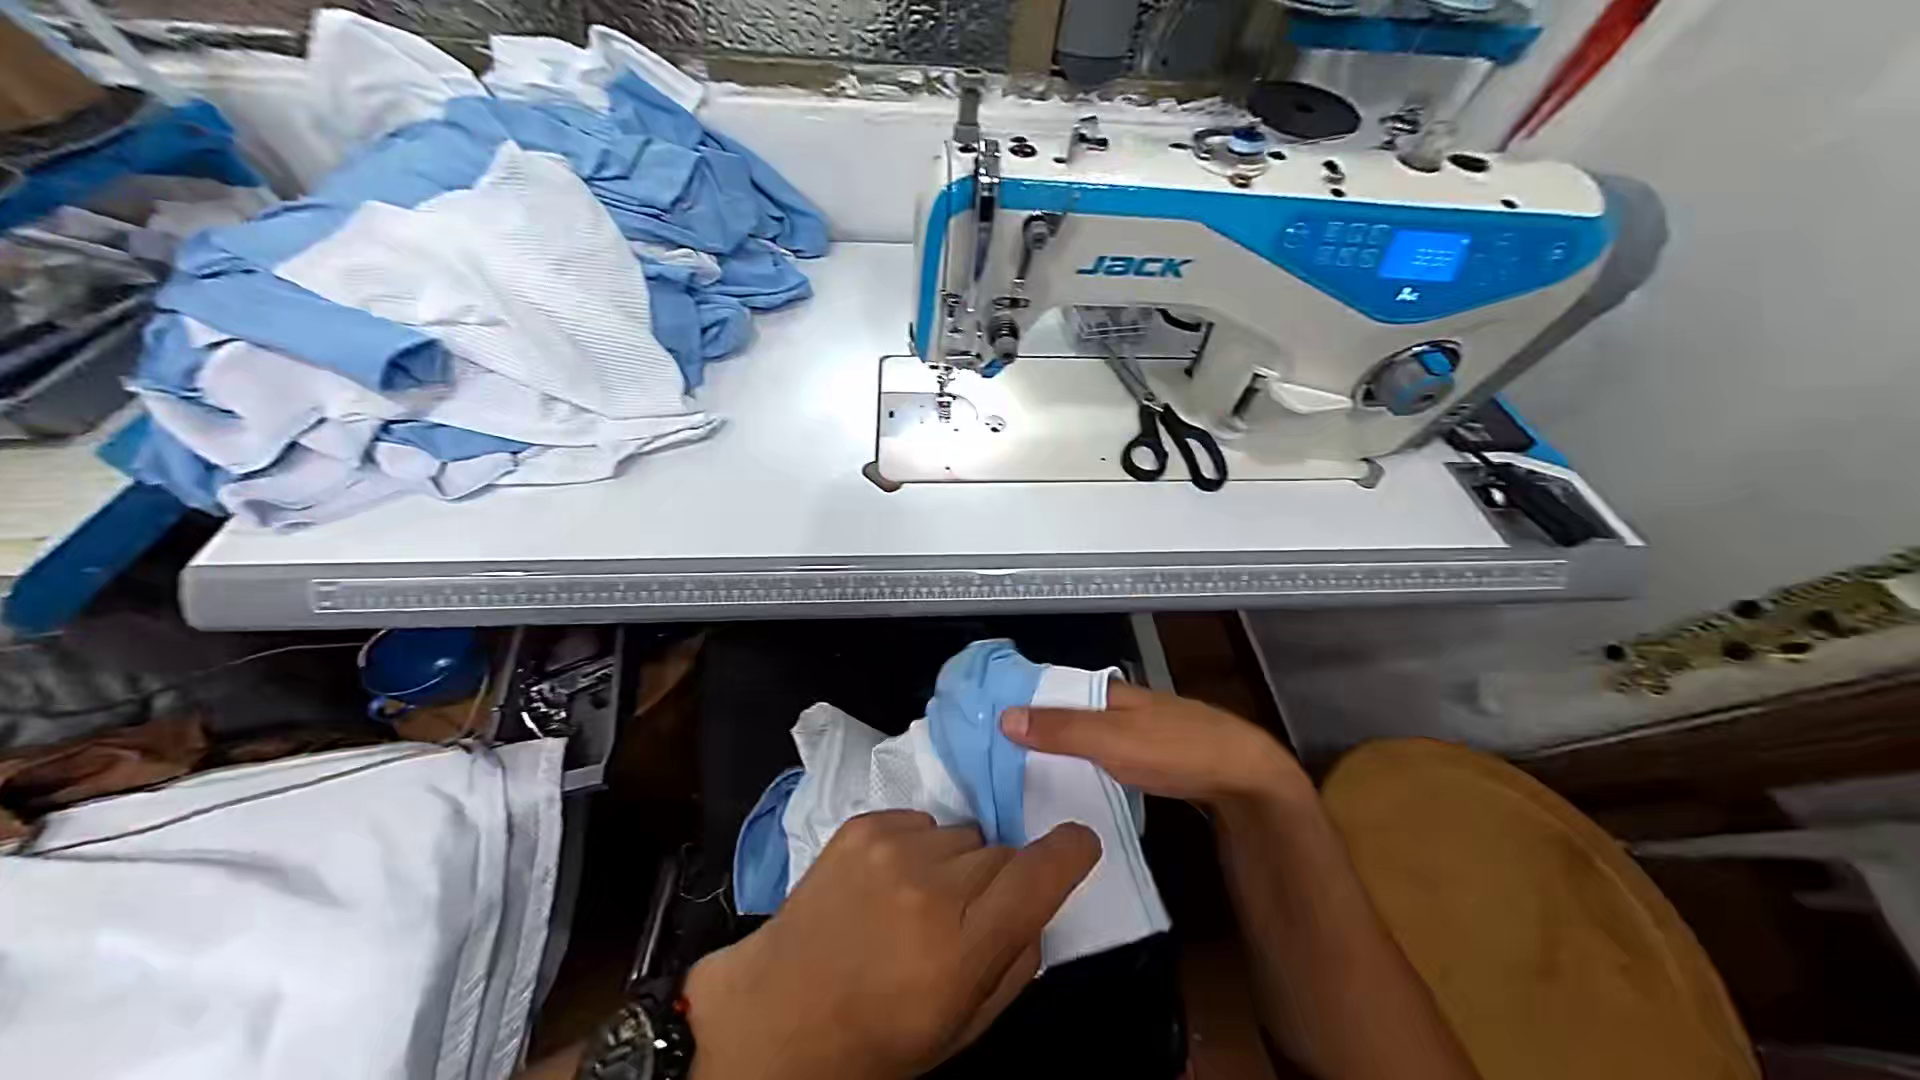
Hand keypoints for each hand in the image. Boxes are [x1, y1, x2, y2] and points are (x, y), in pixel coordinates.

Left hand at [684, 810, 1099, 1079]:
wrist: (779, 1012)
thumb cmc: (879, 1035)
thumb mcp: (964, 1025)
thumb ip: (1017, 960)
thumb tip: (1040, 899)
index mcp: (961, 946)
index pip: (1038, 874)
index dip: (1069, 851)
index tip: (1078, 844)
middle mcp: (930, 885)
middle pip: (1002, 851)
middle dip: (997, 878)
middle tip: (964, 914)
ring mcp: (892, 847)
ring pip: (963, 833)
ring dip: (956, 861)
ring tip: (918, 899)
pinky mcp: (863, 824)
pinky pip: (922, 819)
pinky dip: (918, 846)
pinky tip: (888, 881)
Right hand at [1001, 681, 1308, 805]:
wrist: (1246, 778)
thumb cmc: (1175, 750)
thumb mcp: (1111, 740)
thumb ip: (1061, 729)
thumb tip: (1005, 715)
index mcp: (1110, 691)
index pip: (1055, 688)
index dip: (1023, 699)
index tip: (987, 719)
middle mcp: (1123, 705)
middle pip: (1070, 711)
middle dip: (1038, 726)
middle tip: (997, 753)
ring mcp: (1142, 731)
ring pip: (1089, 734)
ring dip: (1061, 747)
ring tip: (1024, 771)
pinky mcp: (1156, 758)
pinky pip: (1106, 755)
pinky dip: (1084, 764)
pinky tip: (1073, 783)